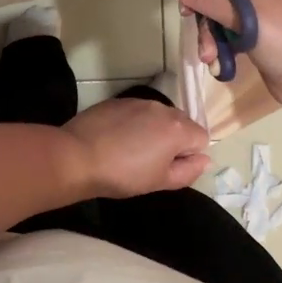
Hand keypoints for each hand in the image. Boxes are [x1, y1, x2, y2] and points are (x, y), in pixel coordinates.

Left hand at [62, 99, 210, 198]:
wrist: (77, 156)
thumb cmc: (123, 174)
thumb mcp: (160, 181)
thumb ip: (189, 170)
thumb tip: (204, 159)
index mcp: (178, 127)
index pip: (201, 138)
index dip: (189, 155)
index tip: (167, 167)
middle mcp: (161, 107)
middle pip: (181, 122)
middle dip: (174, 140)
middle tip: (151, 161)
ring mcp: (136, 101)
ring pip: (157, 115)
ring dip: (153, 129)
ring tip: (131, 150)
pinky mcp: (116, 100)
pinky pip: (136, 111)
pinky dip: (133, 123)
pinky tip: (116, 138)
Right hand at [161, 0, 281, 106]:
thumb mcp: (242, 15)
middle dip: (199, 1)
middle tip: (187, 16)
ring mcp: (258, 8)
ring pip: (217, 7)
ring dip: (207, 29)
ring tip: (208, 52)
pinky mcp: (255, 31)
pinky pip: (226, 26)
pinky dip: (218, 40)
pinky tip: (216, 59)